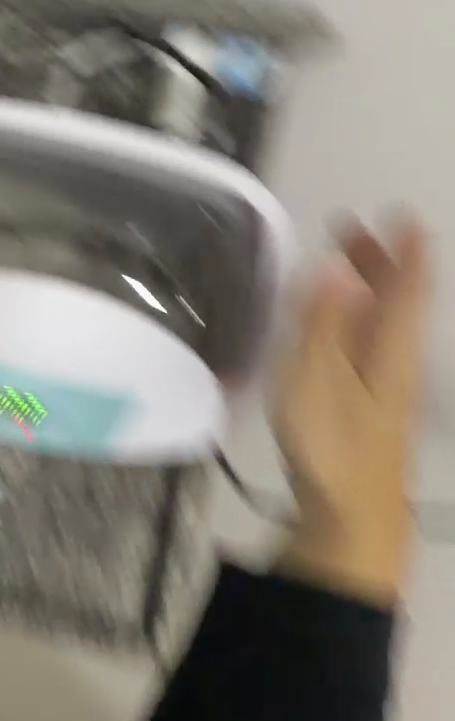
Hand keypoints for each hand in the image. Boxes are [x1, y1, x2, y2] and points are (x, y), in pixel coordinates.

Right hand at [273, 216, 431, 606]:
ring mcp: (386, 381)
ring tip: (347, 264)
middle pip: (399, 303)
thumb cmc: (331, 441)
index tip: (395, 216)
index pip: (405, 291)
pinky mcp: (370, 398)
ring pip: (387, 321)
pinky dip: (357, 316)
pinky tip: (339, 321)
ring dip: (370, 288)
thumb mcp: (316, 378)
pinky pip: (370, 340)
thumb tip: (337, 273)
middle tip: (356, 230)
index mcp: (388, 350)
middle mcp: (396, 359)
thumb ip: (323, 325)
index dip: (402, 252)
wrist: (351, 505)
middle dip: (382, 263)